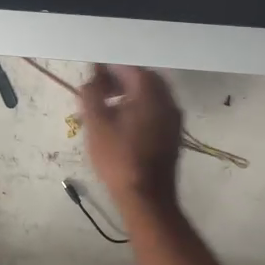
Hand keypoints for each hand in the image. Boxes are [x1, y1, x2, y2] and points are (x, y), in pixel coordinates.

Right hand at [79, 64, 181, 212]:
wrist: (146, 197)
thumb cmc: (118, 159)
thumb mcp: (96, 124)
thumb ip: (91, 94)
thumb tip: (92, 78)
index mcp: (150, 94)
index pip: (129, 67)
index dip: (108, 67)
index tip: (91, 73)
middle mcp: (168, 101)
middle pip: (143, 78)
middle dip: (120, 79)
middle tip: (98, 88)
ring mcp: (173, 119)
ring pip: (151, 94)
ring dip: (129, 93)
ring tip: (106, 105)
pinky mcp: (173, 134)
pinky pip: (155, 109)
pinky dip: (138, 106)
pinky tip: (121, 121)